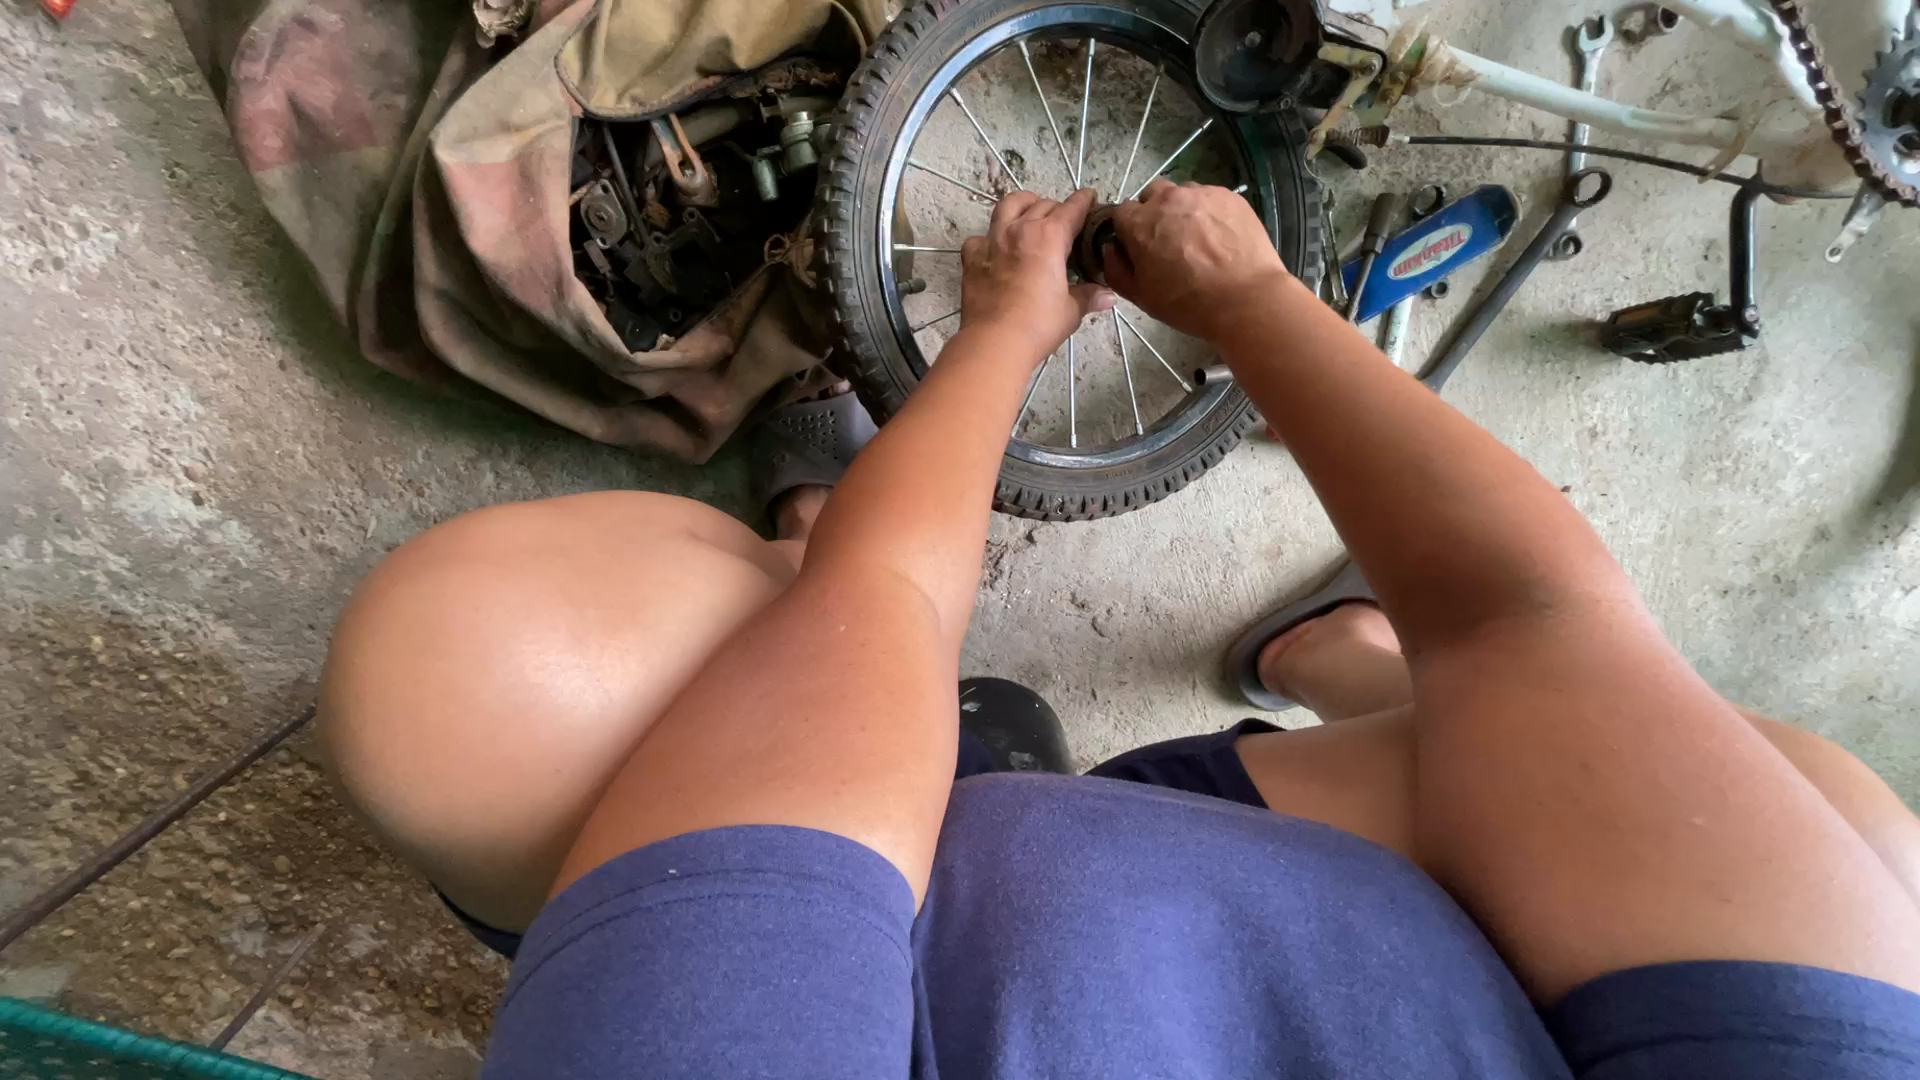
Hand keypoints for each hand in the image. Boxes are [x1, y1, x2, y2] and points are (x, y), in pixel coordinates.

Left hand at [960, 188, 1113, 359]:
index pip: (1072, 209)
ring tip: (1029, 211)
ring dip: (1022, 204)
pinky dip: (988, 238)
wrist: (994, 342)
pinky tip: (994, 248)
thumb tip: (1108, 296)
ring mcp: (992, 241)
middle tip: (1063, 219)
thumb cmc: (1037, 325)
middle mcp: (1020, 230)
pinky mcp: (972, 259)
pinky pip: (979, 237)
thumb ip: (1088, 297)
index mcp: (1049, 237)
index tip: (1089, 197)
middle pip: (1042, 204)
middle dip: (1056, 207)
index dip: (1084, 201)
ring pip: (1008, 206)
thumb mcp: (1070, 311)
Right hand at [1104, 179, 1292, 343]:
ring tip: (1193, 239)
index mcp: (1140, 223)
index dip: (1126, 231)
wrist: (1244, 299)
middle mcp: (1168, 199)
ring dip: (1180, 210)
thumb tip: (1110, 249)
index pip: (1120, 213)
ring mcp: (1201, 193)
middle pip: (1151, 196)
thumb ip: (1116, 270)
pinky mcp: (1229, 195)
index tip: (1135, 248)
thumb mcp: (1141, 296)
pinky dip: (1207, 213)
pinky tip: (1216, 238)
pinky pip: (1209, 198)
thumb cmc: (1187, 303)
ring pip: (1181, 194)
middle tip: (1165, 243)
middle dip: (1152, 214)